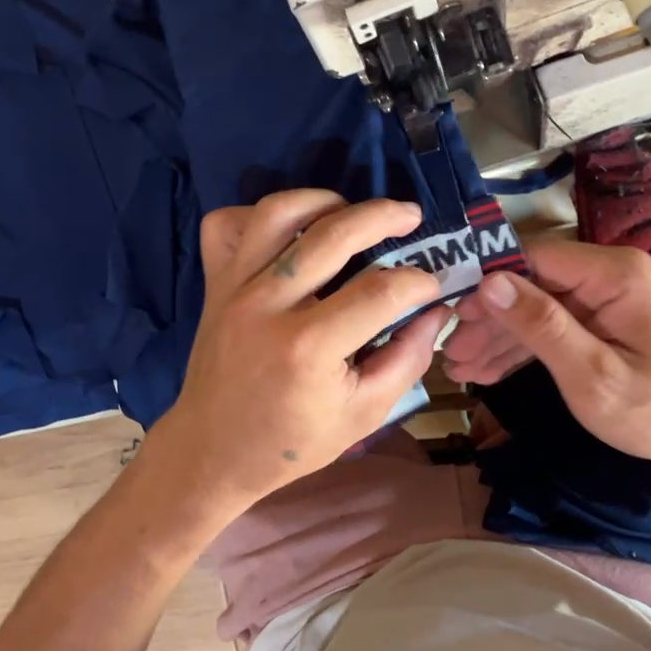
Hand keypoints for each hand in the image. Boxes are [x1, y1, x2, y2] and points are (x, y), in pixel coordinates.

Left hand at [150, 190, 450, 505]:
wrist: (213, 450)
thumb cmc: (292, 441)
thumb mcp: (364, 414)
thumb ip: (407, 358)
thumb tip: (437, 308)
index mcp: (310, 347)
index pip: (380, 290)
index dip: (419, 280)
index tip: (434, 283)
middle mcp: (269, 305)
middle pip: (332, 234)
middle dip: (382, 216)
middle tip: (411, 215)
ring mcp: (234, 288)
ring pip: (277, 213)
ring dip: (321, 200)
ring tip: (349, 211)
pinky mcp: (214, 283)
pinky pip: (225, 226)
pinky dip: (256, 215)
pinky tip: (288, 228)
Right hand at [442, 240, 650, 477]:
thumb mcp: (592, 375)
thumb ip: (541, 325)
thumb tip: (489, 282)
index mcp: (615, 274)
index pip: (534, 257)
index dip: (489, 282)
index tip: (453, 312)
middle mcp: (609, 275)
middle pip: (531, 283)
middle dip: (489, 319)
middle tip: (452, 351)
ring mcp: (605, 299)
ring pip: (535, 307)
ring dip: (498, 337)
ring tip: (459, 367)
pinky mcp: (602, 322)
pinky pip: (552, 326)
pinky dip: (521, 348)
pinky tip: (486, 369)